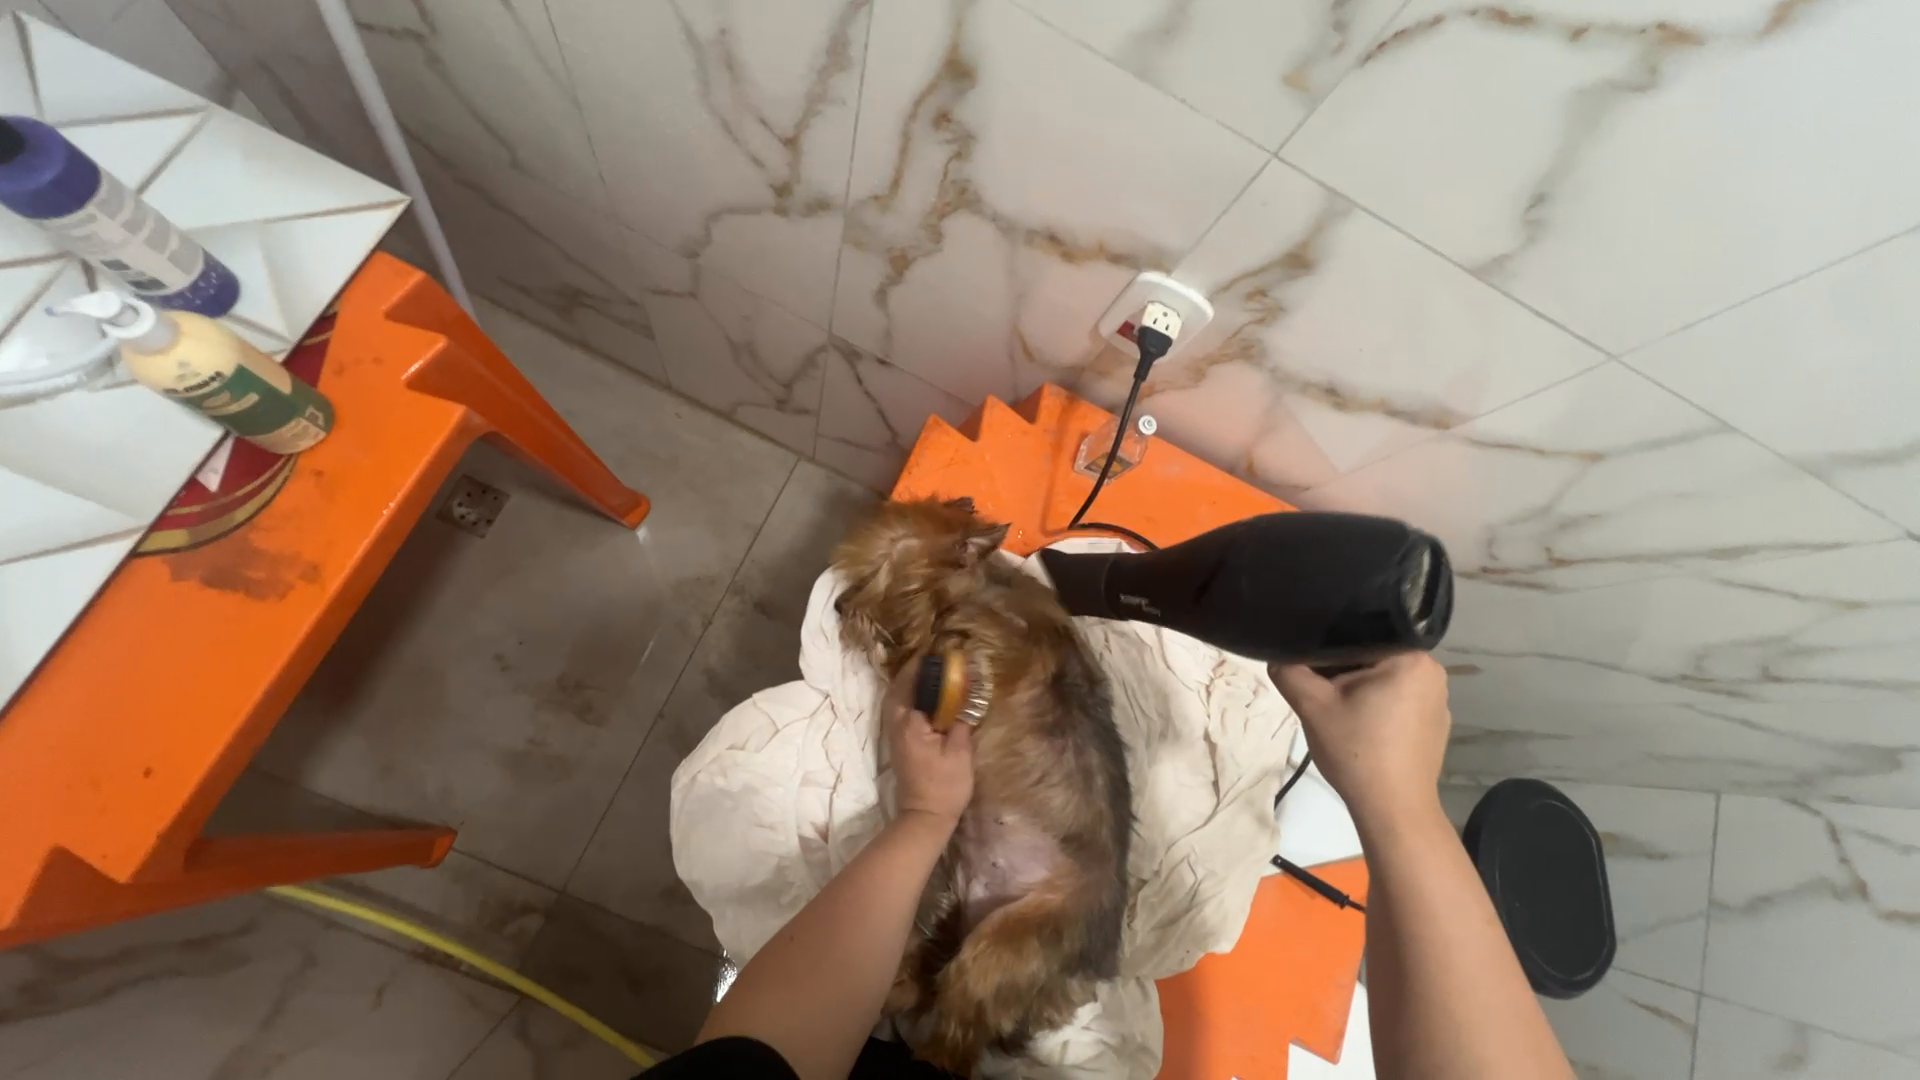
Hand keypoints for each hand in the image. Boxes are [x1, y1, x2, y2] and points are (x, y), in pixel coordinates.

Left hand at [882, 656, 975, 824]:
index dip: (921, 668)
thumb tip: (965, 702)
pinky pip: (899, 712)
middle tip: (929, 662)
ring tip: (928, 676)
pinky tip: (925, 699)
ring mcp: (895, 737)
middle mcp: (897, 727)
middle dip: (910, 674)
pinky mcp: (899, 745)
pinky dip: (908, 700)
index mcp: (910, 724)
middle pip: (896, 691)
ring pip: (895, 702)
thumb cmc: (944, 785)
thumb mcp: (960, 752)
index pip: (912, 687)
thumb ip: (961, 723)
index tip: (934, 655)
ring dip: (907, 686)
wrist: (924, 817)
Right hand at [1269, 652, 1450, 831]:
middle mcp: (1431, 671)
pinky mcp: (1435, 724)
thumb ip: (1287, 670)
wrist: (1392, 808)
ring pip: (1383, 677)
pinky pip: (1397, 699)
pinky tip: (1359, 725)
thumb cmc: (1356, 750)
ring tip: (1334, 706)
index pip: (1358, 634)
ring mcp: (1437, 700)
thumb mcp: (1310, 704)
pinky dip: (1375, 705)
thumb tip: (1277, 654)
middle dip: (1340, 669)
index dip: (1325, 647)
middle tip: (1315, 686)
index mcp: (1409, 657)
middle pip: (1370, 655)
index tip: (1305, 663)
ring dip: (1356, 687)